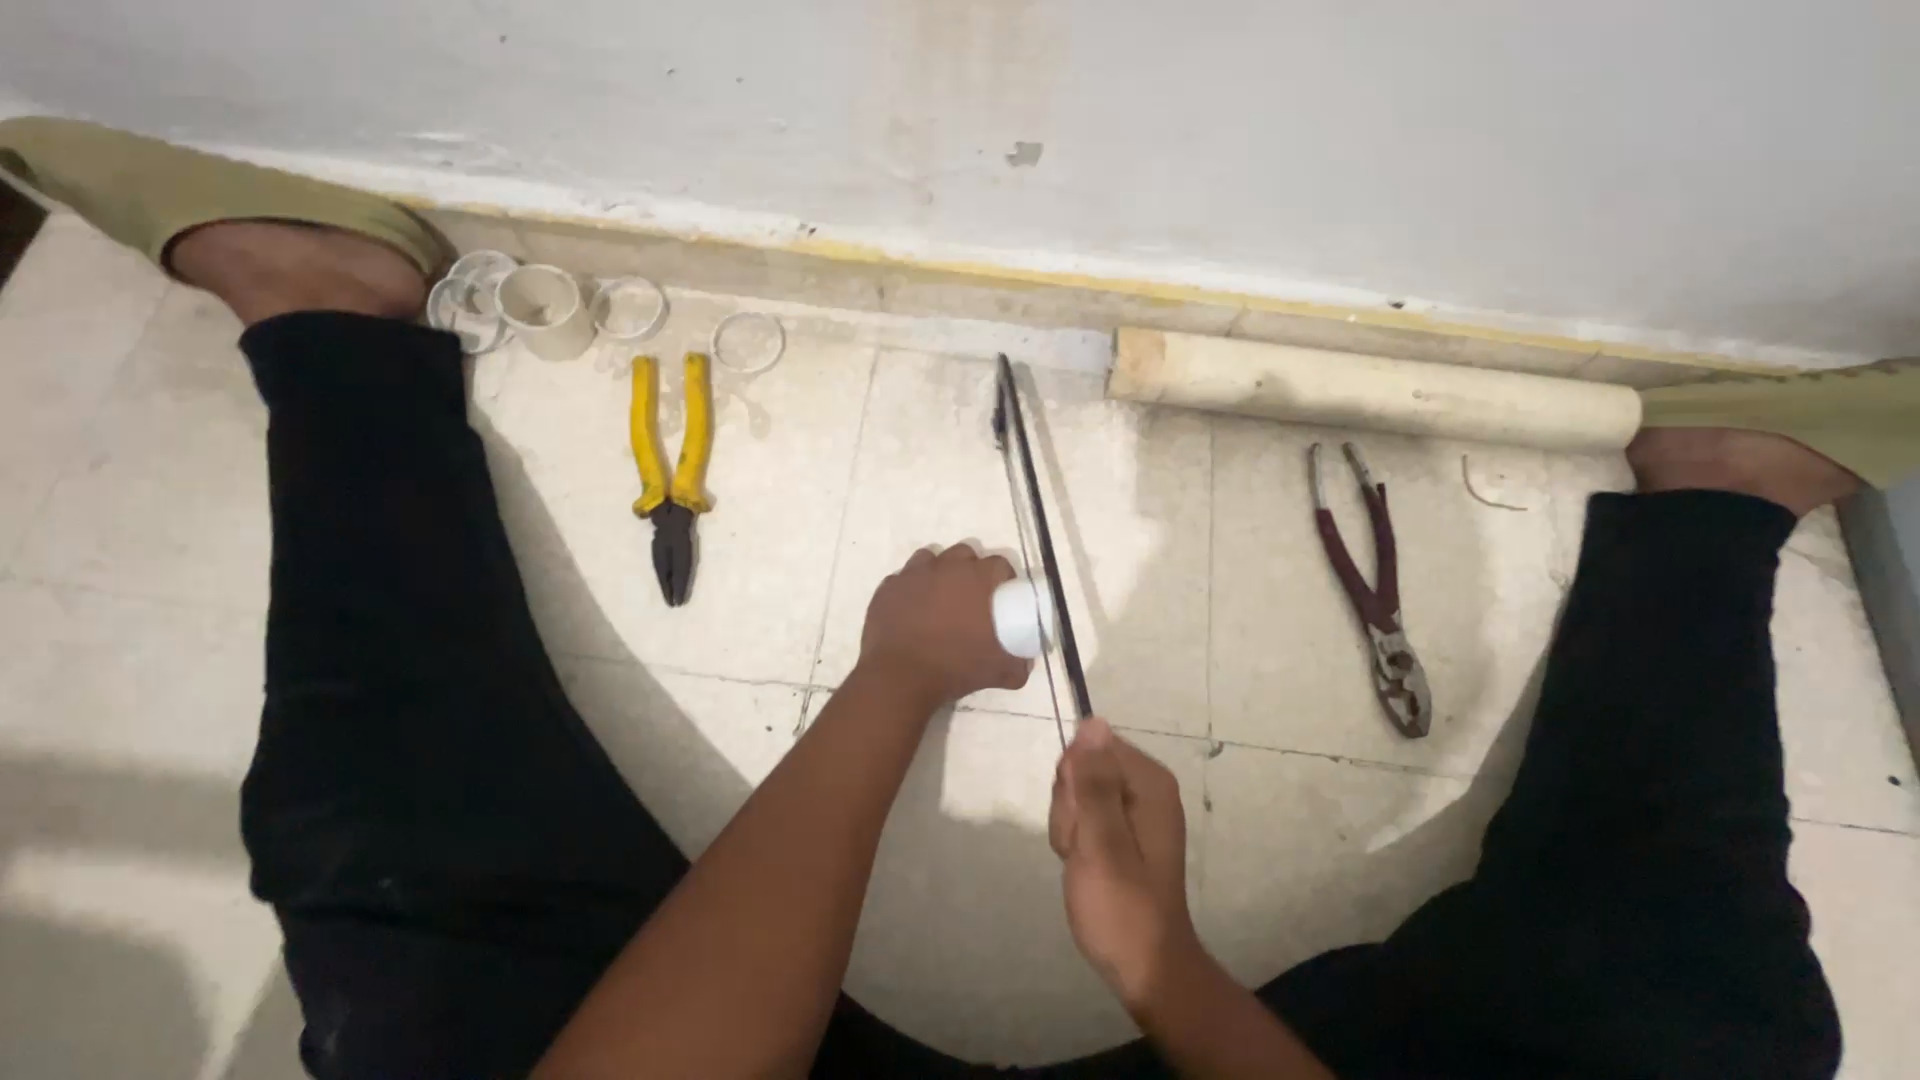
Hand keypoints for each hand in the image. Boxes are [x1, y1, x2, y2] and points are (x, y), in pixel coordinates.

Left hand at [859, 544, 1030, 706]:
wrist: (900, 677)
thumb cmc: (955, 667)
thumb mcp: (998, 671)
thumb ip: (1018, 666)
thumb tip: (1024, 667)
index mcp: (977, 578)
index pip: (999, 563)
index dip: (1003, 577)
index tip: (1002, 595)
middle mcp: (946, 566)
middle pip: (964, 554)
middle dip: (970, 569)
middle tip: (971, 595)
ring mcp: (913, 574)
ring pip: (931, 559)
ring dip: (939, 572)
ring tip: (940, 597)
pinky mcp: (889, 587)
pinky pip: (904, 578)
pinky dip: (911, 588)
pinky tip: (912, 607)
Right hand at [1050, 717, 1202, 1010]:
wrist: (1144, 967)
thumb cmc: (1122, 908)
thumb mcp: (1101, 843)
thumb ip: (1094, 783)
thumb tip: (1093, 722)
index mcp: (1148, 783)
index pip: (1090, 748)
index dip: (1073, 785)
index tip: (1081, 825)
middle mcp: (1145, 788)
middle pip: (1082, 769)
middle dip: (1069, 809)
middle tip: (1082, 850)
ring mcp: (1135, 810)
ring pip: (1076, 794)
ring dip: (1069, 828)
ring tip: (1084, 864)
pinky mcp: (1123, 830)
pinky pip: (1083, 816)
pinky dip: (1075, 841)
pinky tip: (1084, 867)